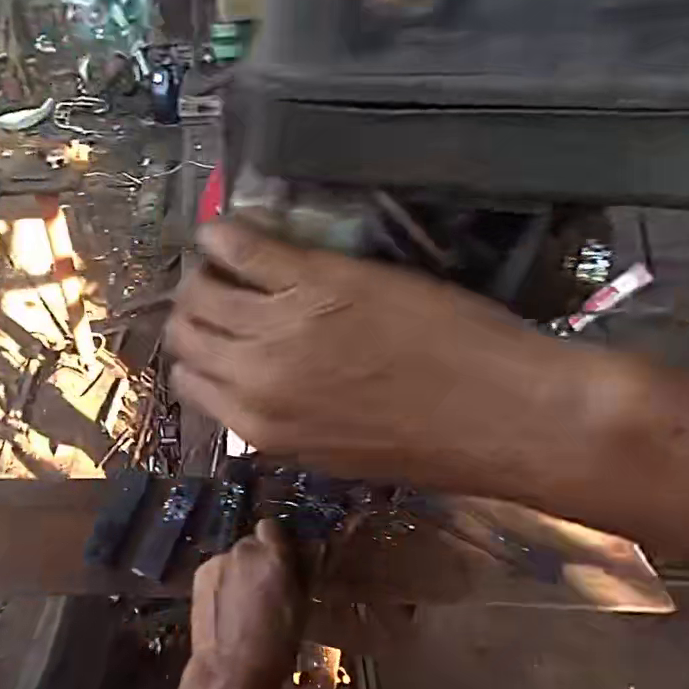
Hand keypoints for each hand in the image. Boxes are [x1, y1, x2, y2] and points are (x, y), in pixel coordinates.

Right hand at [165, 216, 635, 497]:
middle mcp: (252, 376)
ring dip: (201, 276)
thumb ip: (276, 426)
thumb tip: (246, 394)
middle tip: (209, 297)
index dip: (192, 356)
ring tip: (216, 264)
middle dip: (189, 314)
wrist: (504, 415)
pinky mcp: (314, 279)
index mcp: (256, 427)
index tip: (208, 340)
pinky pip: (242, 249)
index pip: (187, 382)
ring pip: (201, 291)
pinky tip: (221, 231)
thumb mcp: (329, 457)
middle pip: (185, 332)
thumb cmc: (424, 444)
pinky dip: (222, 237)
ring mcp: (279, 325)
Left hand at [189, 519, 301, 688]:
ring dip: (239, 571)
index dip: (276, 542)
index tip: (281, 558)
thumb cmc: (276, 644)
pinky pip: (217, 571)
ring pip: (232, 558)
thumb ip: (296, 575)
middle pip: (251, 543)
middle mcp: (243, 551)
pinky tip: (225, 607)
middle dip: (258, 559)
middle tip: (264, 585)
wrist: (230, 667)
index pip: (272, 527)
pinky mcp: (199, 574)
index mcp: (273, 556)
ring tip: (242, 602)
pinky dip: (222, 582)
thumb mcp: (299, 607)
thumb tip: (296, 560)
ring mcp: (218, 561)